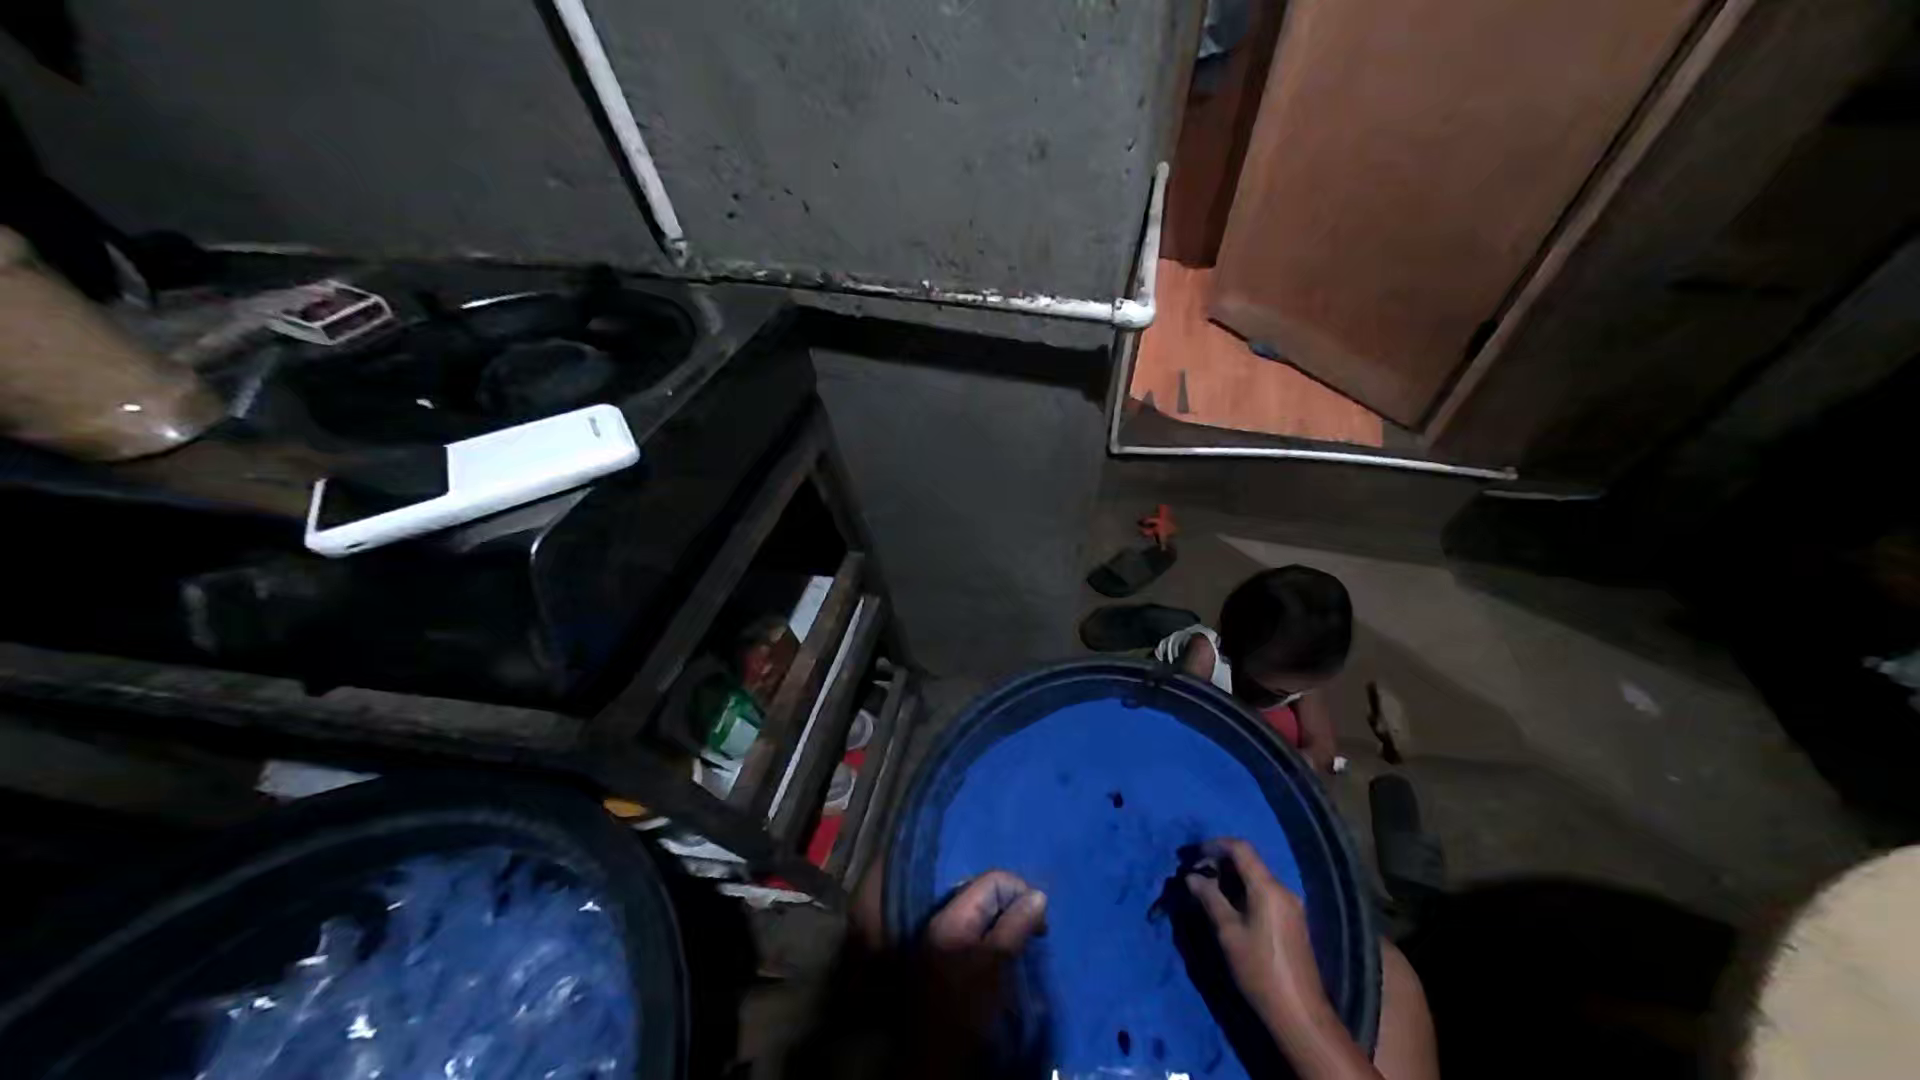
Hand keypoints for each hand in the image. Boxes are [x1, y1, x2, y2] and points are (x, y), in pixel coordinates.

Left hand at [919, 870, 1047, 1047]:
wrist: (934, 1062)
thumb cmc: (966, 1010)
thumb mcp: (995, 965)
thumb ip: (1015, 925)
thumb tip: (1038, 894)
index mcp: (951, 915)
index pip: (992, 881)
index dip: (1020, 893)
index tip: (1040, 924)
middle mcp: (943, 920)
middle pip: (985, 895)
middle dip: (1014, 907)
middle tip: (1035, 936)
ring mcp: (941, 940)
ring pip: (982, 916)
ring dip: (1006, 925)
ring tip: (1024, 948)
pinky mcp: (945, 961)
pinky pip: (974, 935)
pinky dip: (994, 940)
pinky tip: (1005, 961)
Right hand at [1184, 838, 1333, 1039]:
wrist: (1299, 1013)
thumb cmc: (1259, 969)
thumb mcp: (1228, 932)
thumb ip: (1209, 898)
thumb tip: (1192, 876)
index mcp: (1268, 888)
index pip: (1240, 848)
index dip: (1214, 845)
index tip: (1192, 856)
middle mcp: (1283, 890)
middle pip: (1248, 862)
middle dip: (1218, 863)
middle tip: (1194, 876)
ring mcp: (1291, 906)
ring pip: (1255, 878)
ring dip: (1229, 879)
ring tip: (1205, 892)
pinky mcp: (1291, 920)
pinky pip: (1263, 893)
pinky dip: (1241, 892)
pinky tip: (1227, 907)